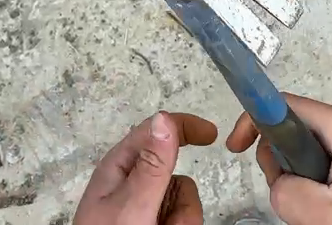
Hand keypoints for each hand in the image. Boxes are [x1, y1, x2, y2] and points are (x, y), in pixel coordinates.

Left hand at [73, 111, 217, 224]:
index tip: (212, 136)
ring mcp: (140, 208)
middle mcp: (131, 183)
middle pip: (174, 174)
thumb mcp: (132, 206)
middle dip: (182, 201)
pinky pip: (178, 220)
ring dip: (181, 222)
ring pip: (181, 202)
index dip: (184, 126)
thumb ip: (152, 165)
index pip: (155, 130)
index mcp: (119, 167)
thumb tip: (165, 117)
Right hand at [226, 95, 331, 224]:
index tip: (236, 146)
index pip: (285, 104)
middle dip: (281, 164)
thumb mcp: (326, 216)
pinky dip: (314, 194)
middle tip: (290, 198)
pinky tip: (327, 216)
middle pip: (293, 132)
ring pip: (305, 158)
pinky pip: (322, 174)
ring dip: (298, 185)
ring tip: (318, 214)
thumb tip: (279, 183)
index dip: (254, 119)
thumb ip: (288, 191)